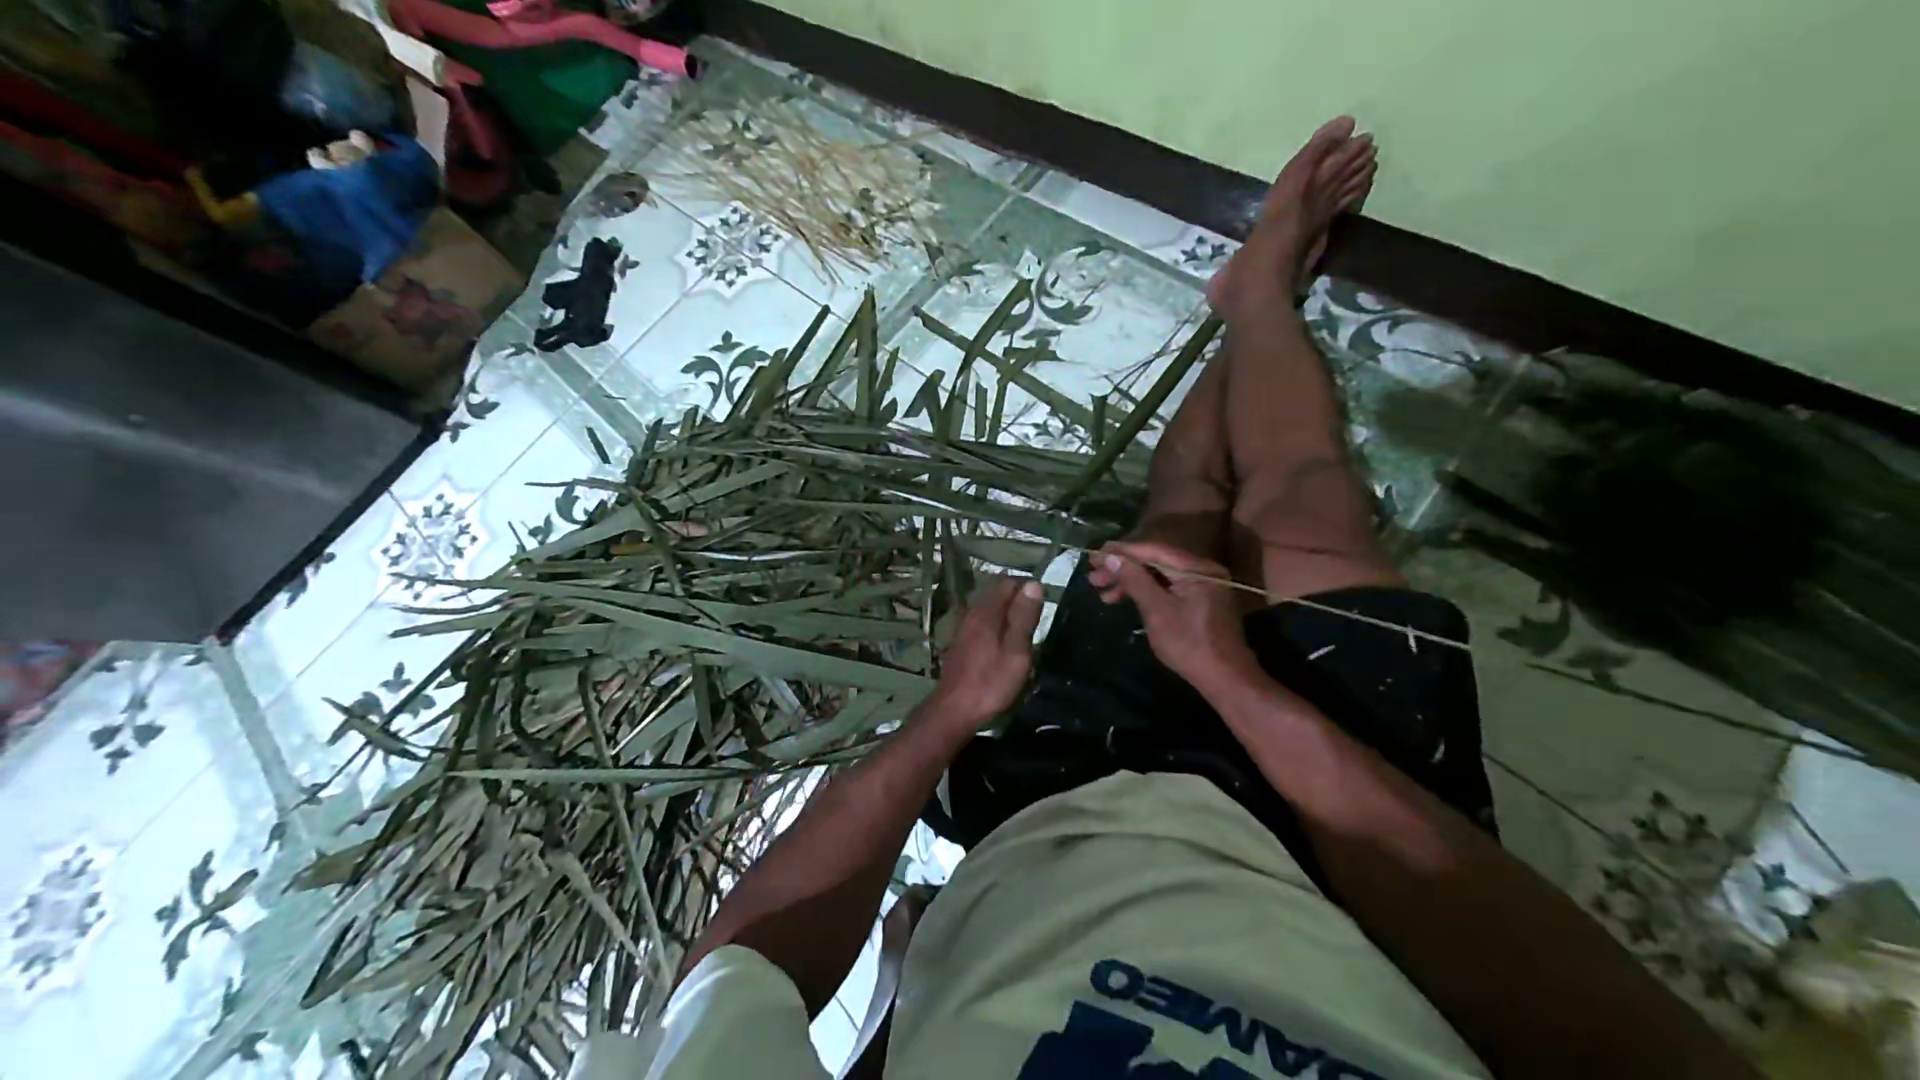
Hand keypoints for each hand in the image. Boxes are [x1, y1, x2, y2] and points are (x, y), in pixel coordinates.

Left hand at [926, 577, 1044, 726]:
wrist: (954, 710)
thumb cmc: (990, 682)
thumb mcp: (1016, 651)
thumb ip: (1023, 617)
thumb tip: (1033, 584)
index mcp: (985, 611)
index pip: (1007, 582)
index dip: (1028, 587)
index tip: (1044, 604)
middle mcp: (971, 613)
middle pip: (996, 593)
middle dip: (1018, 598)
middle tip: (1038, 619)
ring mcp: (963, 628)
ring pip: (989, 608)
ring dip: (1007, 613)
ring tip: (1026, 631)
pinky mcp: (961, 642)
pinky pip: (982, 622)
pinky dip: (996, 625)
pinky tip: (1005, 643)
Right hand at [1088, 541, 1258, 693]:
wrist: (1225, 678)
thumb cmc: (1189, 644)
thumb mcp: (1157, 611)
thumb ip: (1134, 580)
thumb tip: (1111, 556)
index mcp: (1196, 568)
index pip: (1152, 550)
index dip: (1121, 551)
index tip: (1094, 555)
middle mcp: (1202, 570)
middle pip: (1155, 562)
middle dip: (1123, 569)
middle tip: (1093, 577)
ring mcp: (1203, 585)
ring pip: (1159, 576)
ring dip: (1130, 582)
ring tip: (1103, 593)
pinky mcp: (1200, 601)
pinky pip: (1168, 588)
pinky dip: (1146, 592)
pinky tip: (1124, 600)